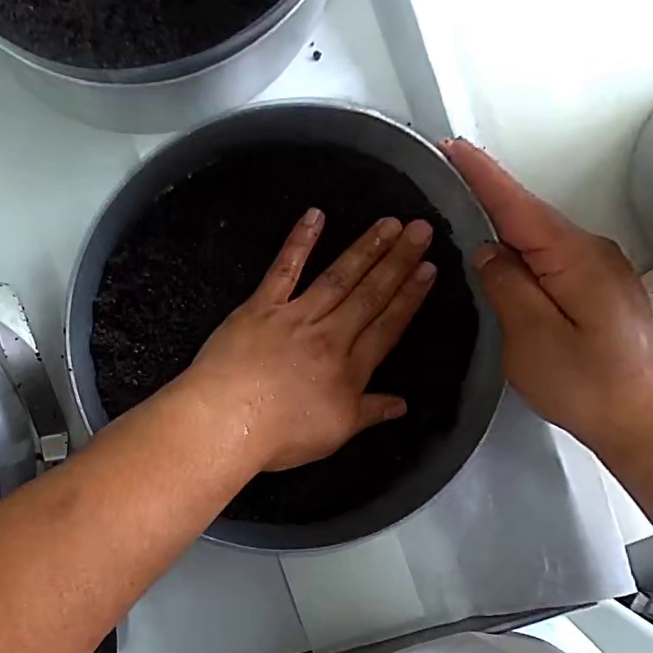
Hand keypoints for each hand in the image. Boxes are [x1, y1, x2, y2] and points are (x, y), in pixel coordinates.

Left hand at [177, 209, 436, 473]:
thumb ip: (369, 414)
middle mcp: (328, 337)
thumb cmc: (276, 435)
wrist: (225, 421)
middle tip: (420, 230)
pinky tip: (315, 217)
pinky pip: (282, 270)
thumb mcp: (334, 434)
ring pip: (337, 278)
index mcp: (349, 370)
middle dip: (398, 261)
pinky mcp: (258, 309)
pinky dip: (299, 242)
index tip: (428, 271)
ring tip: (388, 223)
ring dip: (364, 249)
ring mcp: (292, 318)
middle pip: (369, 294)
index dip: (410, 297)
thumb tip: (400, 404)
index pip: (388, 327)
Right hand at [441, 139, 652, 450]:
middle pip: (527, 215)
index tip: (454, 149)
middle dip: (486, 192)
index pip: (518, 207)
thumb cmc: (584, 380)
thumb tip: (487, 252)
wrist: (639, 413)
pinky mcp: (590, 288)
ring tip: (460, 210)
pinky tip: (495, 254)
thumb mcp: (529, 334)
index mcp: (572, 259)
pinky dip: (515, 247)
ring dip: (498, 220)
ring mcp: (593, 270)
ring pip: (535, 237)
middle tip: (445, 174)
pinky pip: (544, 257)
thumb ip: (505, 285)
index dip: (483, 177)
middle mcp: (588, 254)